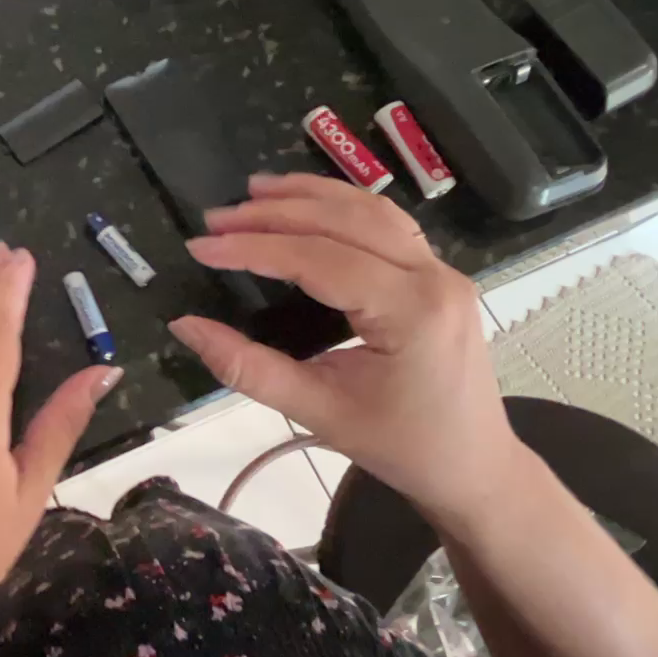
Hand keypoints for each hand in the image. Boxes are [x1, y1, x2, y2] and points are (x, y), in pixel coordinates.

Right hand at [165, 173, 515, 523]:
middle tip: (216, 218)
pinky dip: (339, 204)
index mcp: (411, 314)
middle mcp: (434, 278)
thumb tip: (185, 326)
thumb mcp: (316, 411)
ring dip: (308, 195)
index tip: (200, 246)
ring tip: (253, 191)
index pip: (319, 260)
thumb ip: (247, 367)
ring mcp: (442, 270)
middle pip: (345, 221)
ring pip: (369, 210)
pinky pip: (386, 223)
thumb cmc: (398, 445)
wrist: (472, 465)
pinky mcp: (437, 273)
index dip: (253, 248)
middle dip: (274, 213)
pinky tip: (305, 201)